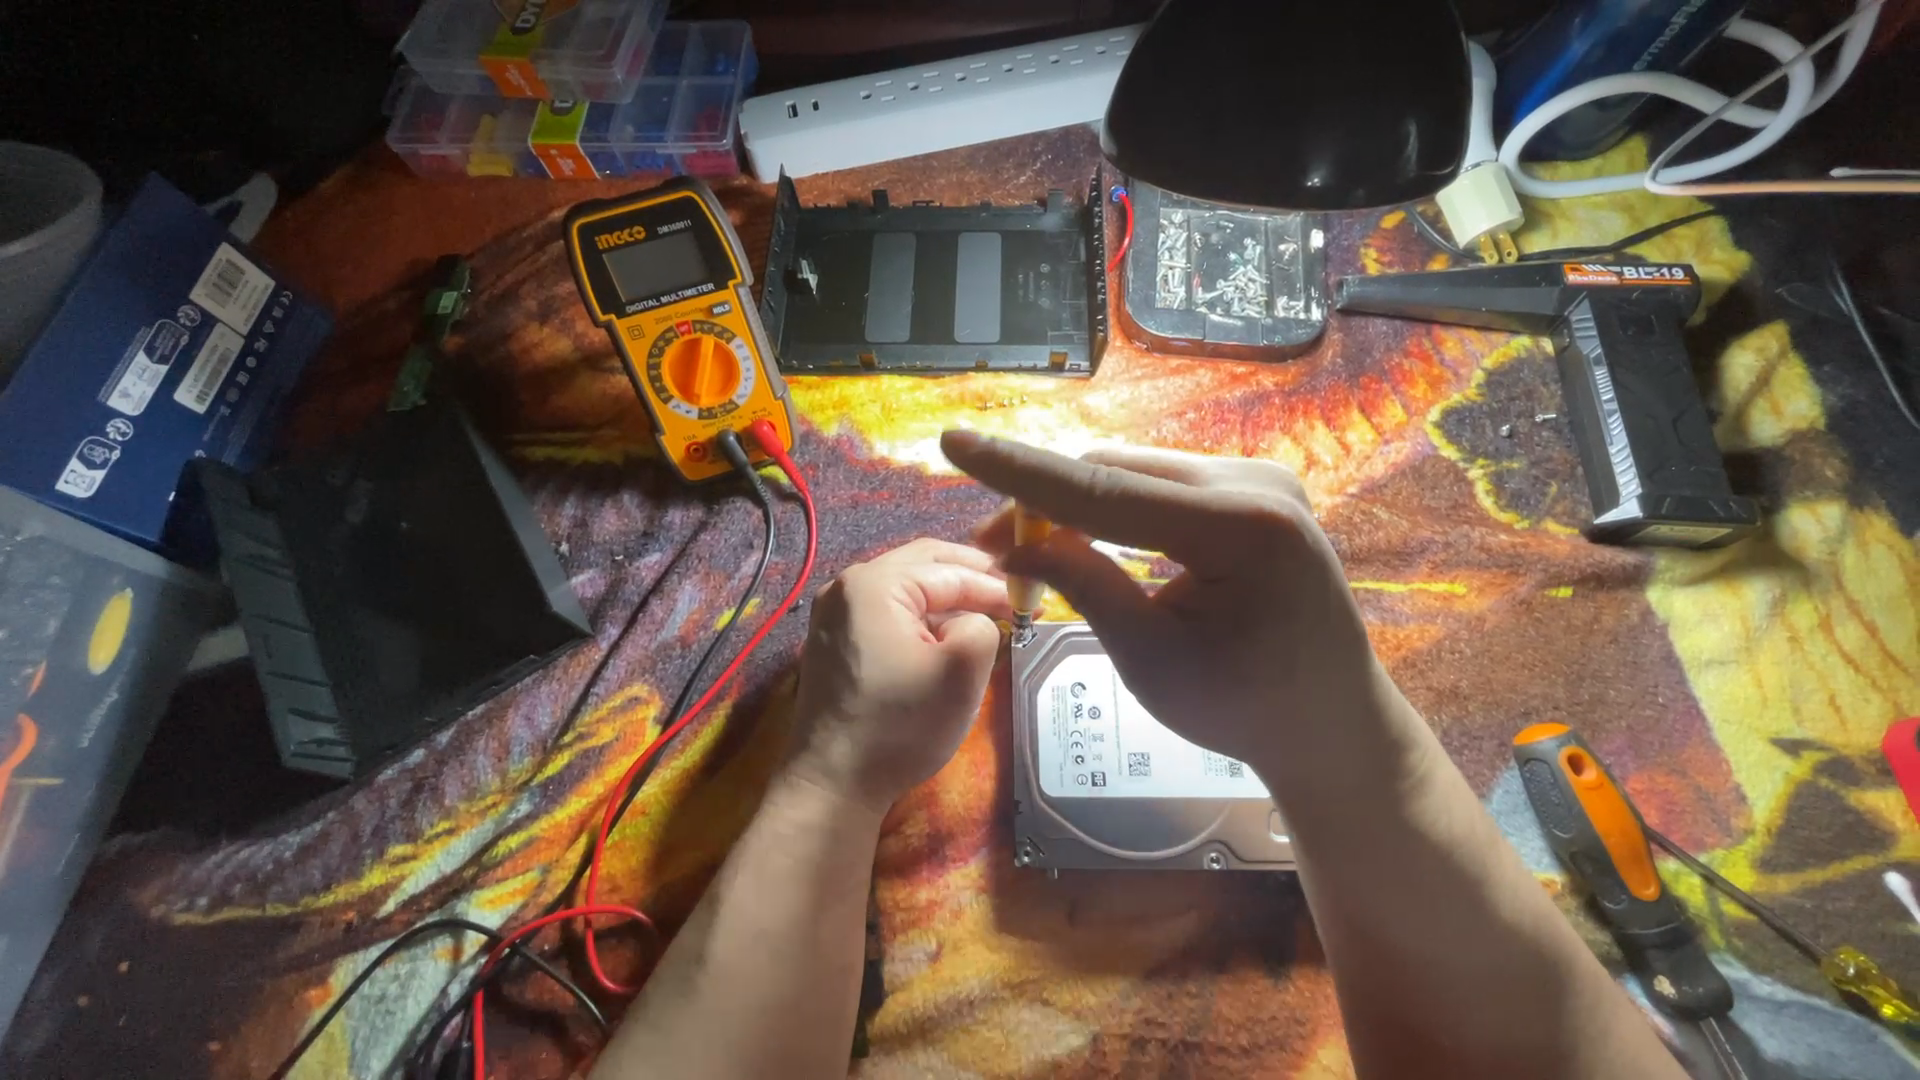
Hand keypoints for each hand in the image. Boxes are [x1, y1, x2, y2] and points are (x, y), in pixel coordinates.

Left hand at [786, 539, 1012, 815]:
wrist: (833, 784)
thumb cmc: (900, 726)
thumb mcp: (962, 672)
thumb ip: (984, 624)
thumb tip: (974, 618)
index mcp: (874, 583)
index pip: (949, 571)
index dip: (995, 584)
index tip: (1032, 603)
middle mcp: (846, 585)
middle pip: (922, 563)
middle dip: (970, 575)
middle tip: (1010, 592)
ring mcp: (834, 612)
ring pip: (904, 586)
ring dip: (946, 594)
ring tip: (985, 611)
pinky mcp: (833, 639)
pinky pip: (887, 609)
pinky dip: (920, 614)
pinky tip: (944, 632)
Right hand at [944, 431, 1397, 783]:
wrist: (1330, 722)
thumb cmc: (1243, 709)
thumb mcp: (1149, 659)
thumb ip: (1084, 587)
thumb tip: (1019, 544)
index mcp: (1239, 527)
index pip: (1103, 490)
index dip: (1020, 472)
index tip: (954, 442)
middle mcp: (1256, 483)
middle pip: (1117, 472)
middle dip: (1046, 502)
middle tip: (994, 546)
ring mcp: (1261, 480)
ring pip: (1136, 473)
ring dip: (1079, 504)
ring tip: (1034, 547)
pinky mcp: (1255, 491)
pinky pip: (1164, 485)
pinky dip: (1116, 507)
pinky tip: (1089, 536)